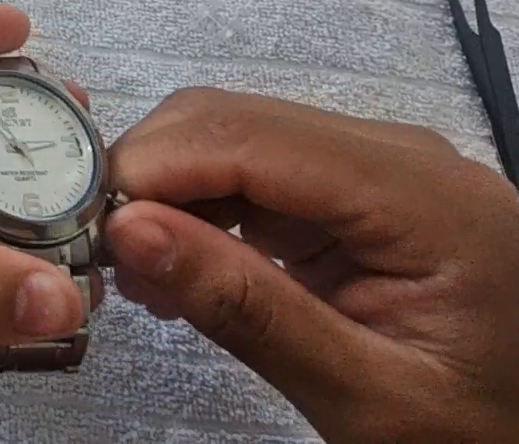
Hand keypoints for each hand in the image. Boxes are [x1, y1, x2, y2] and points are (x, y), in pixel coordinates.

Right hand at [103, 87, 518, 442]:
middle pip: (227, 119)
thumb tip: (125, 229)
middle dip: (148, 171)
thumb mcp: (366, 400)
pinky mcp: (341, 186)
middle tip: (103, 245)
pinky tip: (175, 256)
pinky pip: (237, 166)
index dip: (155, 164)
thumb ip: (245, 309)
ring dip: (161, 186)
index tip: (92, 220)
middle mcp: (397, 155)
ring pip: (219, 132)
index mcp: (426, 197)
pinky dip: (188, 202)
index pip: (249, 137)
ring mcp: (368, 164)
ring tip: (135, 262)